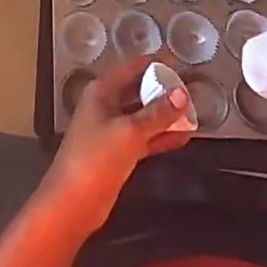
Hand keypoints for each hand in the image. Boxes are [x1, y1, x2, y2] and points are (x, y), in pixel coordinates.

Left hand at [39, 55, 191, 228]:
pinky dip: (161, 136)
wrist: (73, 202)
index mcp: (103, 91)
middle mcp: (106, 105)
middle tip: (192, 91)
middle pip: (138, 90)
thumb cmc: (95, 158)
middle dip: (163, 90)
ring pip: (143, 115)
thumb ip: (157, 114)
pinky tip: (184, 137)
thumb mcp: (129, 132)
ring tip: (193, 113)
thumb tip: (182, 95)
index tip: (181, 65)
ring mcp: (112, 129)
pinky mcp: (118, 151)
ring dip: (165, 115)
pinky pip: (144, 137)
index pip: (133, 68)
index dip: (156, 65)